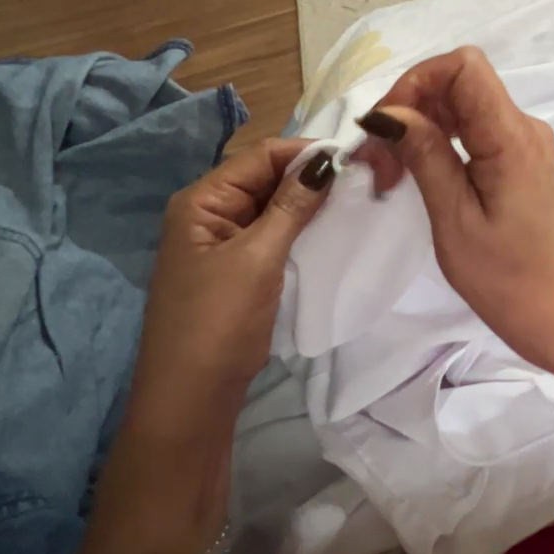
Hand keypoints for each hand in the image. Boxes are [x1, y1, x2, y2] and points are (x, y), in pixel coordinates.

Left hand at [131, 137, 336, 418]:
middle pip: (267, 176)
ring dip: (309, 201)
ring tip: (355, 199)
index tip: (357, 157)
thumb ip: (292, 205)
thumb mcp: (259, 258)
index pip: (262, 155)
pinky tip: (330, 229)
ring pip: (273, 203)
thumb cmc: (217, 323)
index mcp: (201, 201)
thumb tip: (328, 160)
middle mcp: (208, 212)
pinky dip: (300, 226)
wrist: (190, 401)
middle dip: (311, 175)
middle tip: (364, 179)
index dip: (307, 152)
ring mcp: (221, 240)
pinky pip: (273, 230)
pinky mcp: (236, 265)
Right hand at [352, 46, 553, 363]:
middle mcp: (523, 125)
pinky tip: (415, 170)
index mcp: (512, 136)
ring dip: (419, 124)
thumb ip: (425, 154)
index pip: (465, 67)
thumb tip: (389, 112)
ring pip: (461, 101)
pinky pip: (471, 124)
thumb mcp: (453, 217)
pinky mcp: (516, 151)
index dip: (419, 81)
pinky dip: (437, 137)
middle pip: (459, 81)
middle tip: (378, 160)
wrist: (548, 302)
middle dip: (410, 107)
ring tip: (390, 172)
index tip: (387, 124)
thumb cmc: (500, 272)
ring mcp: (522, 136)